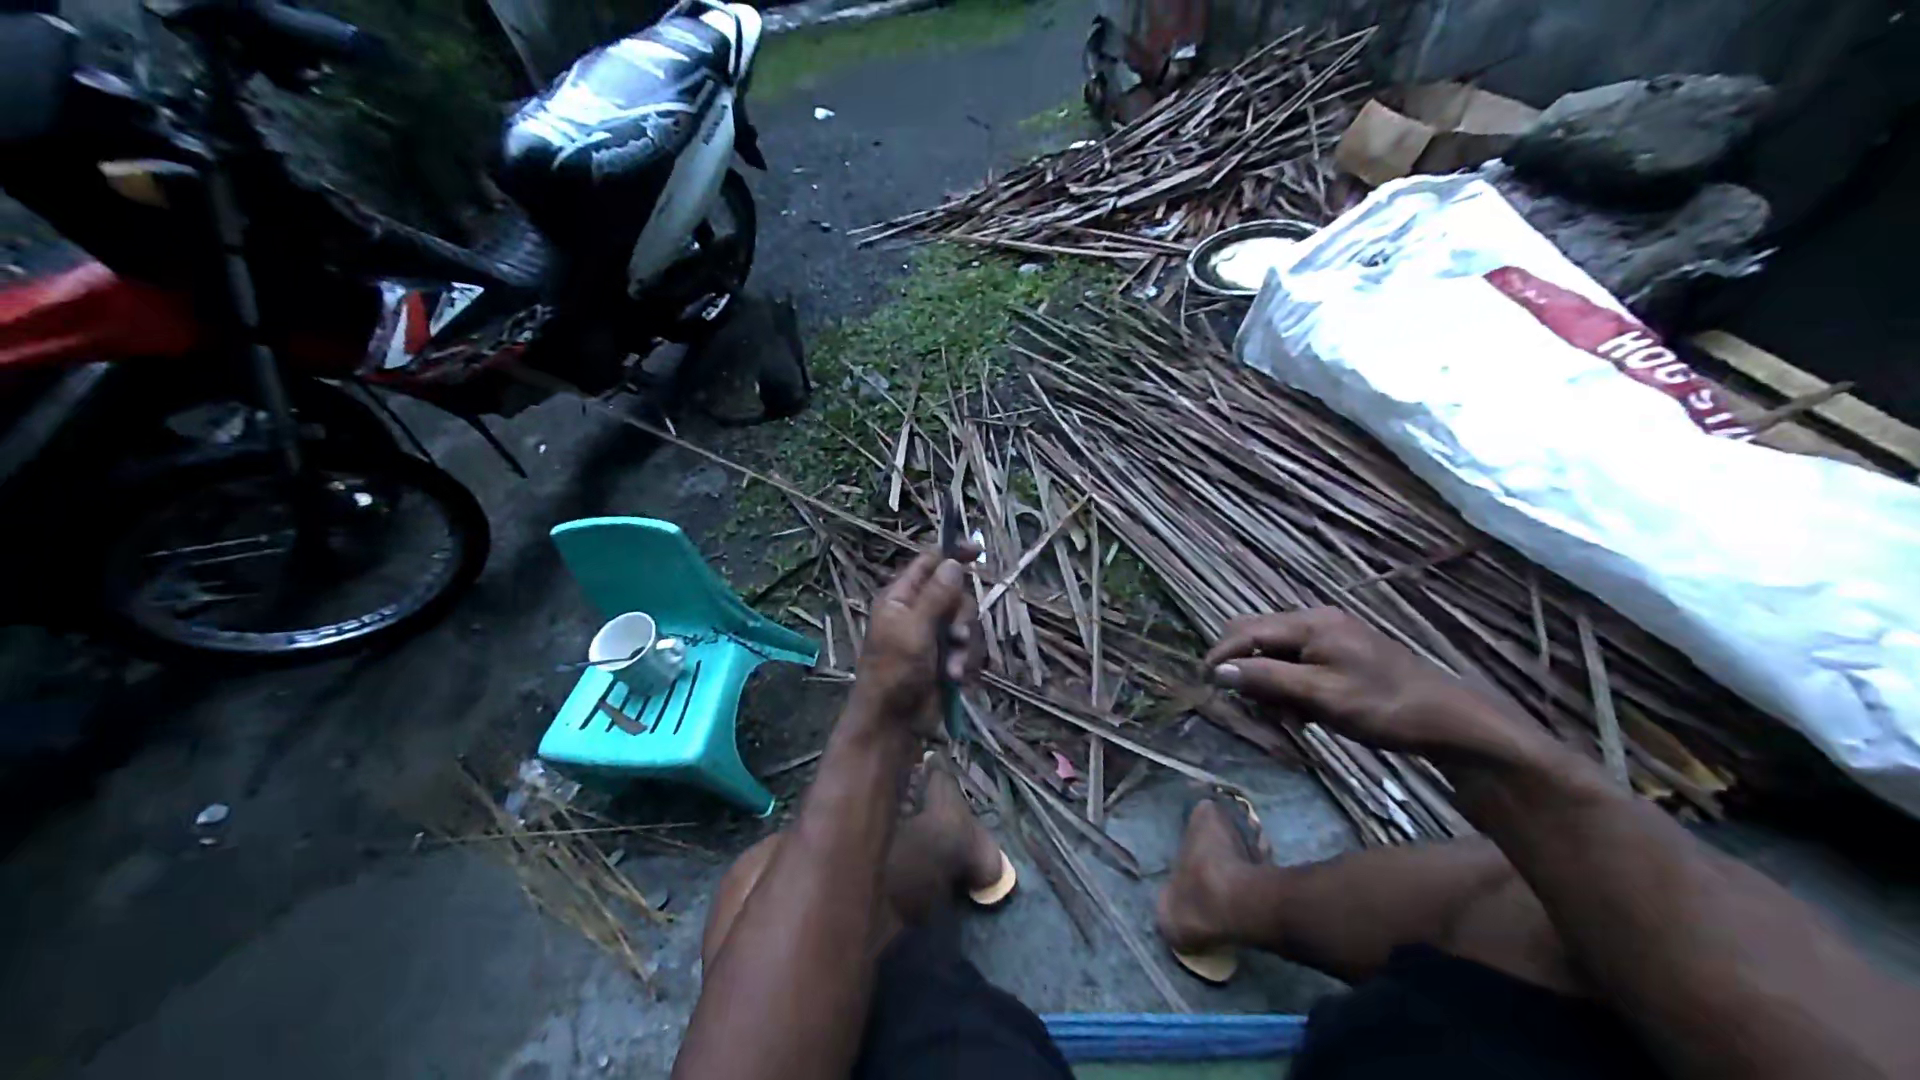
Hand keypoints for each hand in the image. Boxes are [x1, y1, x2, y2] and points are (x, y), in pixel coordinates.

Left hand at [849, 548, 980, 735]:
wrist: (894, 723)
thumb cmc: (893, 672)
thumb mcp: (914, 629)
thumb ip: (936, 595)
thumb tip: (953, 562)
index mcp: (901, 598)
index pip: (929, 563)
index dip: (953, 554)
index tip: (978, 551)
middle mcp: (918, 611)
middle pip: (956, 593)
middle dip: (961, 616)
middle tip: (954, 636)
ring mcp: (933, 635)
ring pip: (966, 622)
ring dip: (964, 645)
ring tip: (952, 668)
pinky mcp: (947, 657)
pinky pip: (969, 647)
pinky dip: (965, 662)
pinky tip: (955, 678)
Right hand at [1205, 608, 1514, 754]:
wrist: (1453, 723)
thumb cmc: (1384, 707)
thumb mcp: (1321, 696)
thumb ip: (1267, 680)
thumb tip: (1219, 671)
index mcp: (1312, 623)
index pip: (1248, 631)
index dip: (1222, 654)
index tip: (1203, 680)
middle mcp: (1318, 621)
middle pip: (1259, 636)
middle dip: (1245, 668)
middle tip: (1248, 703)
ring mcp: (1332, 637)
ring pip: (1276, 652)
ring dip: (1269, 682)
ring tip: (1284, 716)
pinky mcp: (1342, 655)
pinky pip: (1298, 663)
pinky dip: (1290, 686)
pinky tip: (1302, 713)